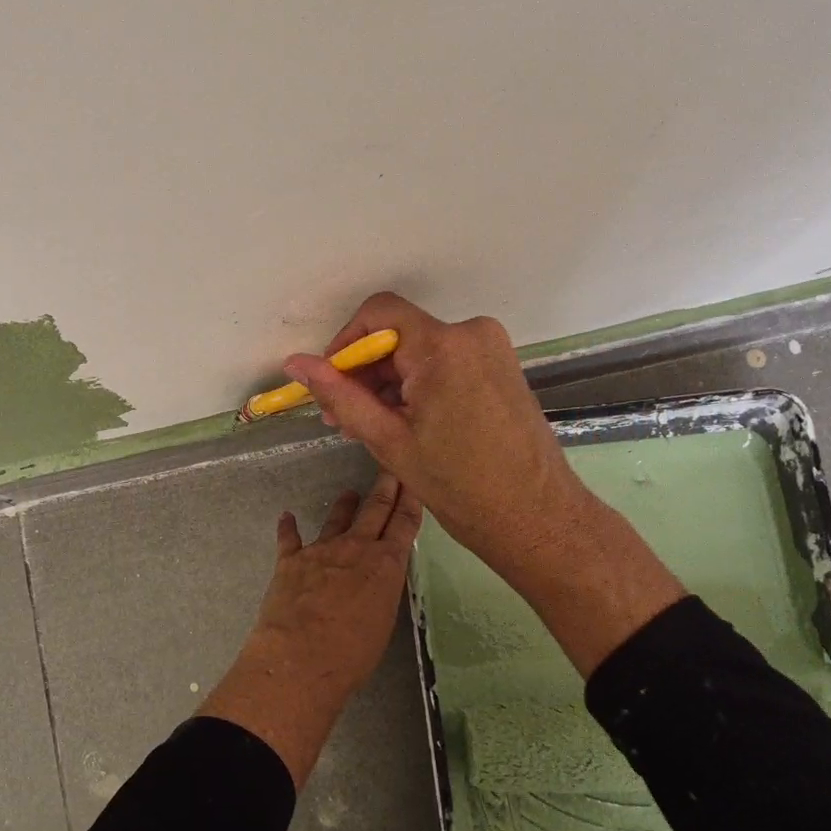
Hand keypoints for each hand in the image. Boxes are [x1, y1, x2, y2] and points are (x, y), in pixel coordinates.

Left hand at [197, 472, 421, 787]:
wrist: (299, 657)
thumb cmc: (351, 653)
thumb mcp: (383, 621)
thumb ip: (381, 592)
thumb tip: (376, 582)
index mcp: (386, 565)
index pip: (403, 525)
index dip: (411, 501)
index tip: (414, 481)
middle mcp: (355, 549)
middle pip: (374, 511)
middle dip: (385, 489)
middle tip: (389, 470)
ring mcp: (320, 551)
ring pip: (336, 519)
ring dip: (344, 506)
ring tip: (349, 493)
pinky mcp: (289, 560)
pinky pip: (289, 537)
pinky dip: (288, 526)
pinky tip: (286, 516)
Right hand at [281, 292, 580, 593]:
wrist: (534, 516)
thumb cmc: (459, 485)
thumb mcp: (387, 439)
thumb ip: (340, 395)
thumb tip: (296, 363)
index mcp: (443, 346)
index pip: (378, 313)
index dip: (345, 343)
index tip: (330, 383)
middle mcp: (472, 334)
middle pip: (398, 335)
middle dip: (365, 372)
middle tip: (342, 419)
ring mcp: (492, 349)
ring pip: (420, 351)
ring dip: (390, 383)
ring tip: (371, 429)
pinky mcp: (501, 368)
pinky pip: (446, 363)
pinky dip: (419, 386)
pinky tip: (406, 425)